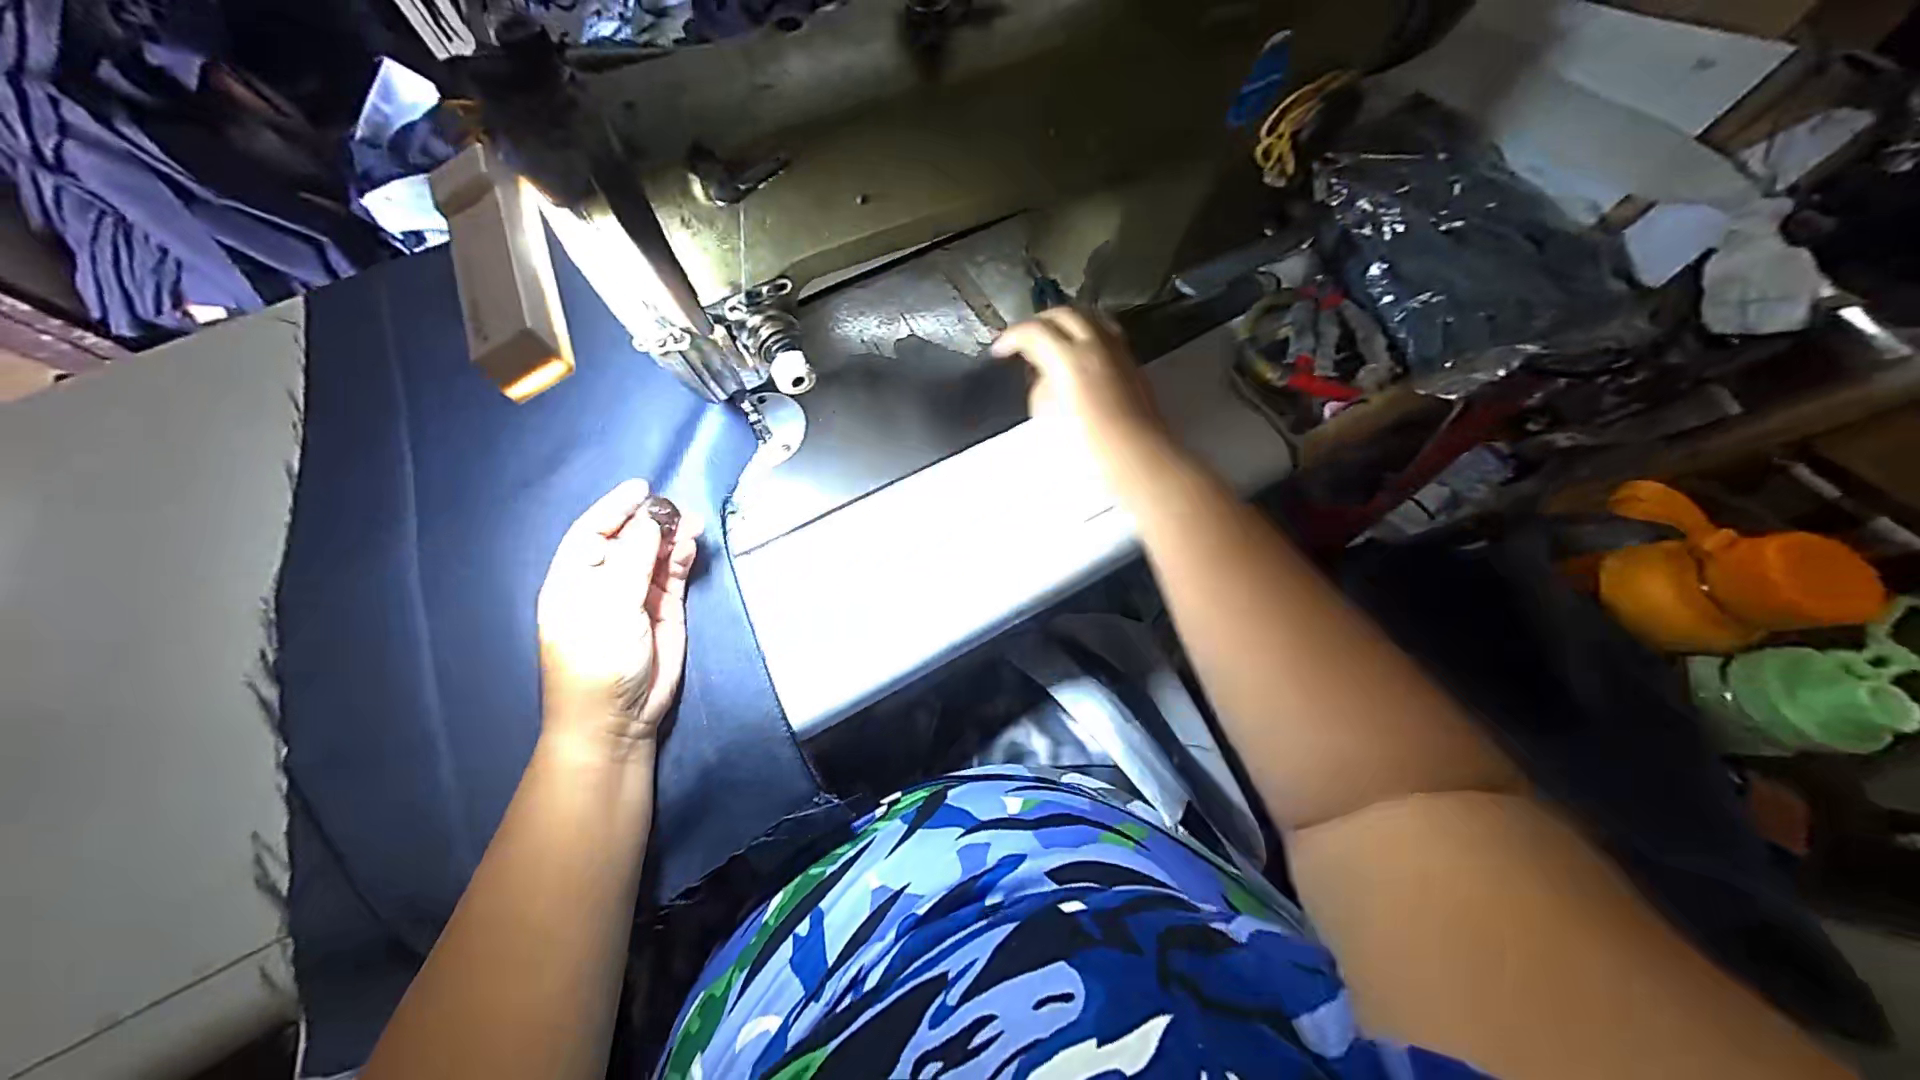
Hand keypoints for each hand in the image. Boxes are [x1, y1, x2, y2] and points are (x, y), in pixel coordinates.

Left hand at [536, 480, 699, 762]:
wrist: (617, 718)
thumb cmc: (597, 662)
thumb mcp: (608, 607)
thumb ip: (632, 561)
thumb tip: (651, 521)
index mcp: (573, 579)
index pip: (592, 531)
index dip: (614, 508)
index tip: (642, 488)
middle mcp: (604, 582)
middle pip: (628, 539)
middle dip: (650, 521)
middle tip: (676, 508)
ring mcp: (636, 596)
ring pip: (656, 554)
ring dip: (672, 537)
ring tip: (693, 523)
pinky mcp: (665, 610)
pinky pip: (674, 575)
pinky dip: (683, 558)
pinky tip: (691, 545)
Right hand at [992, 308, 1168, 457]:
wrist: (1137, 458)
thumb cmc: (1088, 445)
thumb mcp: (1048, 417)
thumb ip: (1040, 387)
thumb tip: (1044, 375)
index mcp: (1069, 357)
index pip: (1034, 331)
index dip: (1012, 336)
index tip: (999, 350)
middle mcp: (1095, 344)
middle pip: (1062, 314)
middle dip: (1038, 323)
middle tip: (1022, 341)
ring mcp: (1117, 350)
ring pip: (1087, 317)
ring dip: (1064, 323)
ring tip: (1051, 341)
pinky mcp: (1131, 362)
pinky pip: (1105, 332)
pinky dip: (1085, 333)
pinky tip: (1079, 352)